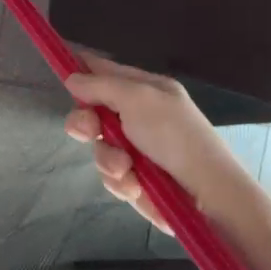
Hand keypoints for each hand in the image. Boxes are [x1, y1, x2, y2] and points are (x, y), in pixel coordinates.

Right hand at [63, 53, 231, 234]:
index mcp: (147, 90)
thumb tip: (71, 77)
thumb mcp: (138, 99)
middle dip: (86, 124)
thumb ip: (101, 86)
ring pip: (99, 148)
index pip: (106, 72)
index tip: (61, 74)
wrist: (210, 198)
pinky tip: (136, 187)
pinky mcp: (138, 181)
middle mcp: (140, 117)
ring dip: (108, 159)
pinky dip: (120, 181)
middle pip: (93, 112)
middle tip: (89, 132)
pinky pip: (111, 176)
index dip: (82, 71)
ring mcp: (138, 151)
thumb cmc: (175, 138)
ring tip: (127, 170)